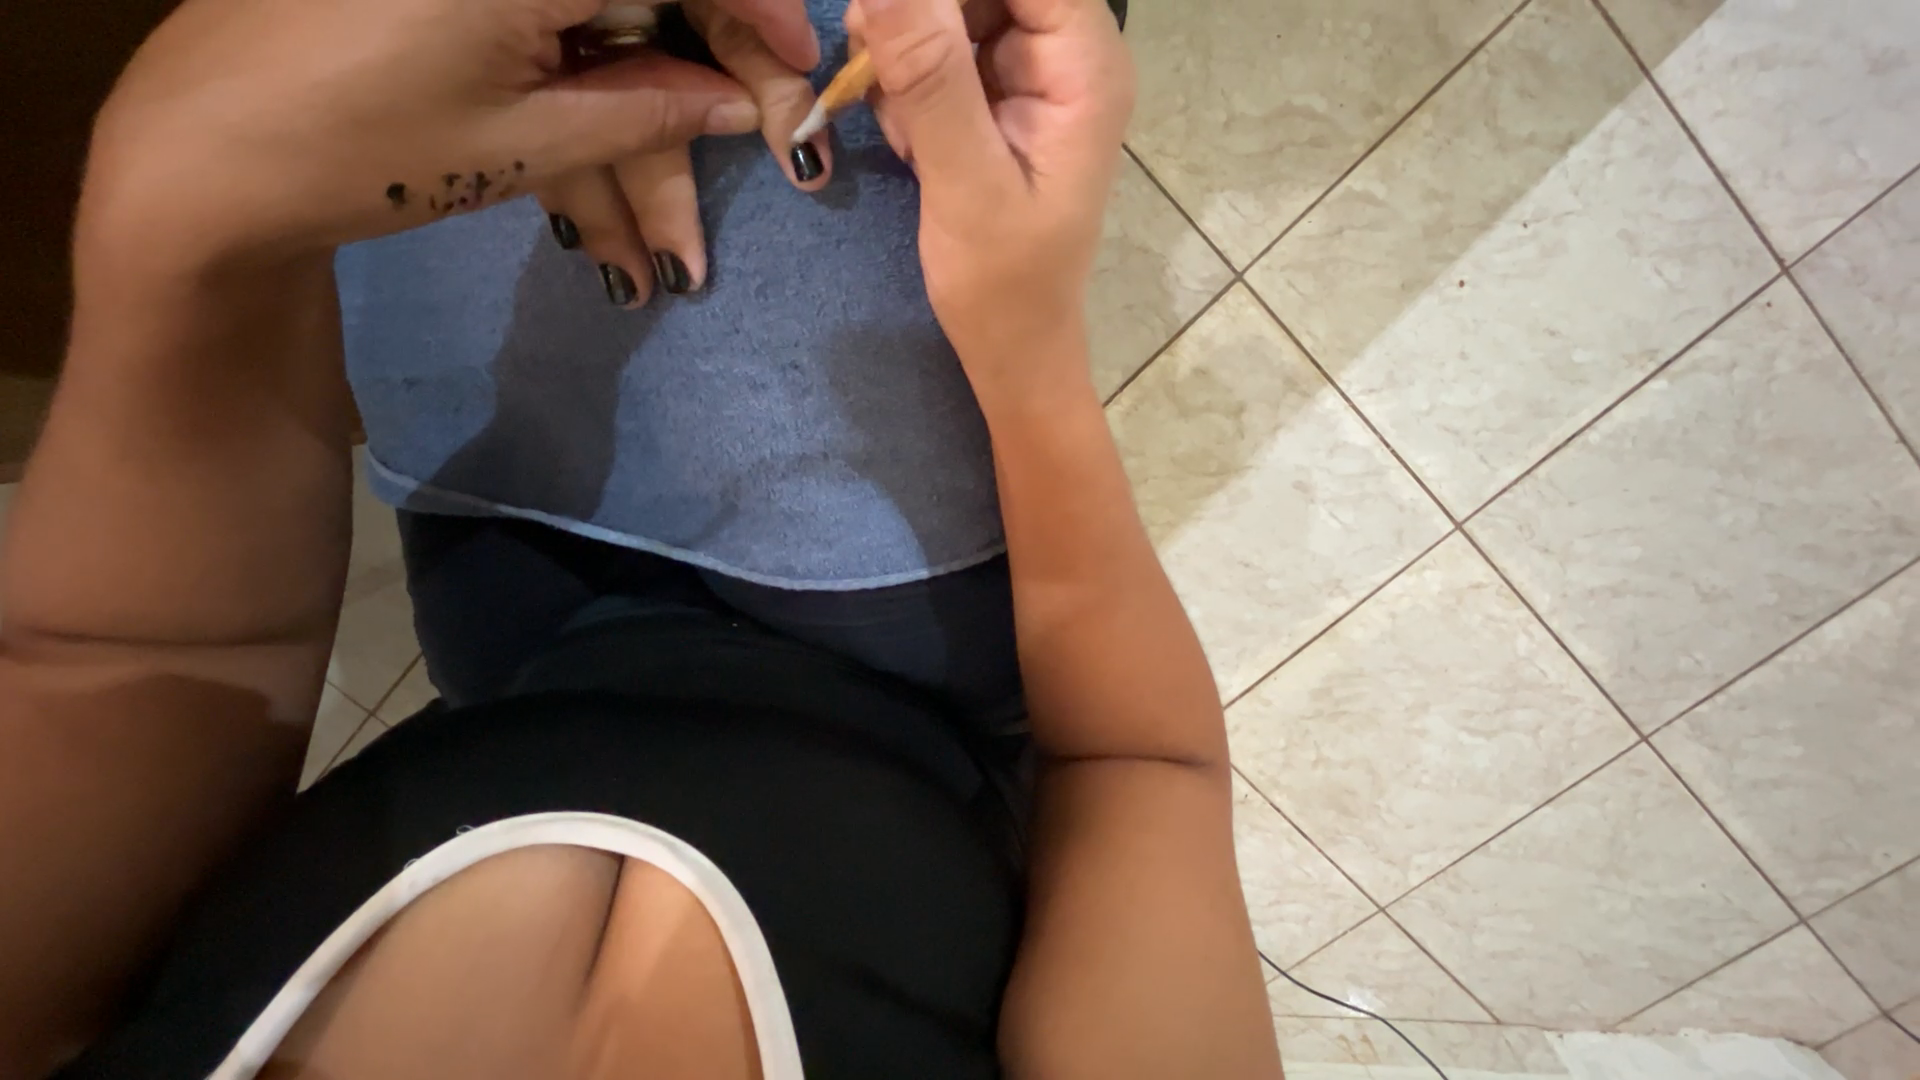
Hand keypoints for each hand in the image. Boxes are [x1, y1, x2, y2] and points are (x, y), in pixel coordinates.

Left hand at [76, 0, 811, 277]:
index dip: (755, 2)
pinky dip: (589, 136)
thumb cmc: (369, 149)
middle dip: (709, 89)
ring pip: (603, 45)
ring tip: (665, 263)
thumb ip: (650, 110)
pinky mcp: (465, 4)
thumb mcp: (530, 142)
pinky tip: (606, 233)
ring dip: (642, 155)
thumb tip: (738, 102)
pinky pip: (555, 56)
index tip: (805, 61)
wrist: (214, 157)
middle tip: (768, 158)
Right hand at [851, 0, 1132, 397]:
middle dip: (919, 15)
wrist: (1012, 346)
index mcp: (1085, 69)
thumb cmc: (1004, 287)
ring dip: (907, 55)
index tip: (888, 13)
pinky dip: (912, 88)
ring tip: (901, 129)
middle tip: (871, 63)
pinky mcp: (999, 109)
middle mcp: (1068, 60)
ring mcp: (1032, 83)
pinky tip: (911, 143)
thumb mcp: (966, 185)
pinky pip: (943, 58)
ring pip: (953, 13)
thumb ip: (931, 77)